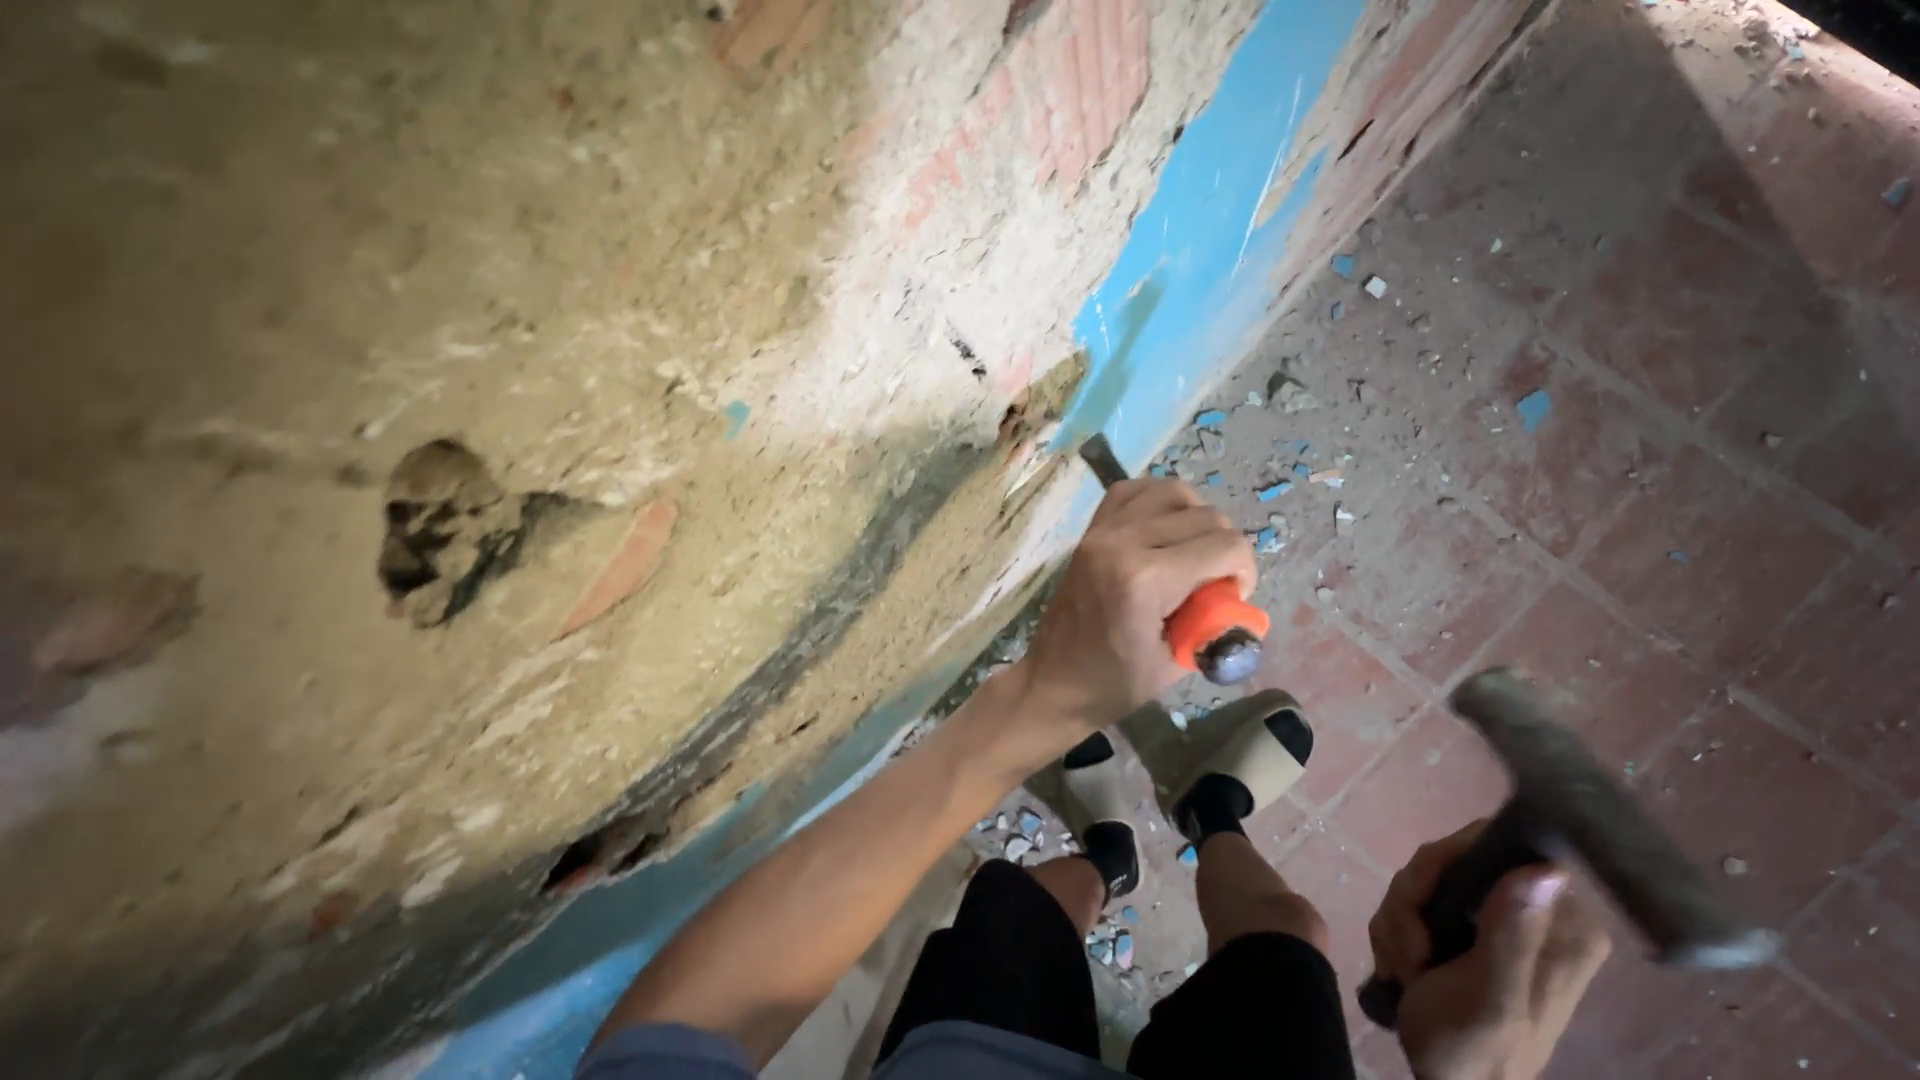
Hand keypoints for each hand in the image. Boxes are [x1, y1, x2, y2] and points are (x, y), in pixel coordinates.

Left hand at [1014, 477, 1254, 740]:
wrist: (1054, 681)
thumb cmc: (1115, 684)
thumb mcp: (1177, 662)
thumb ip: (1215, 621)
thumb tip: (1240, 597)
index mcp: (1146, 580)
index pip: (1225, 546)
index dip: (1245, 570)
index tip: (1235, 597)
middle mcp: (1123, 542)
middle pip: (1205, 515)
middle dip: (1225, 546)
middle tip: (1216, 582)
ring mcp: (1102, 531)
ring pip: (1171, 491)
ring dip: (1195, 516)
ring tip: (1194, 551)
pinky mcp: (1090, 530)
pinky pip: (1132, 491)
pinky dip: (1157, 502)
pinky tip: (1166, 529)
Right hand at [1370, 821, 1611, 1079]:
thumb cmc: (1474, 1052)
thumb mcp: (1491, 999)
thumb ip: (1513, 936)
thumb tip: (1546, 869)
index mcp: (1565, 924)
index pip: (1501, 844)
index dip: (1450, 859)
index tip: (1420, 899)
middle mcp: (1537, 911)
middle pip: (1452, 857)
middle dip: (1413, 900)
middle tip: (1410, 948)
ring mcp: (1499, 919)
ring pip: (1425, 878)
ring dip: (1399, 921)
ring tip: (1405, 968)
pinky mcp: (1467, 929)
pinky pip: (1412, 900)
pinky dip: (1395, 932)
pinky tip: (1403, 968)